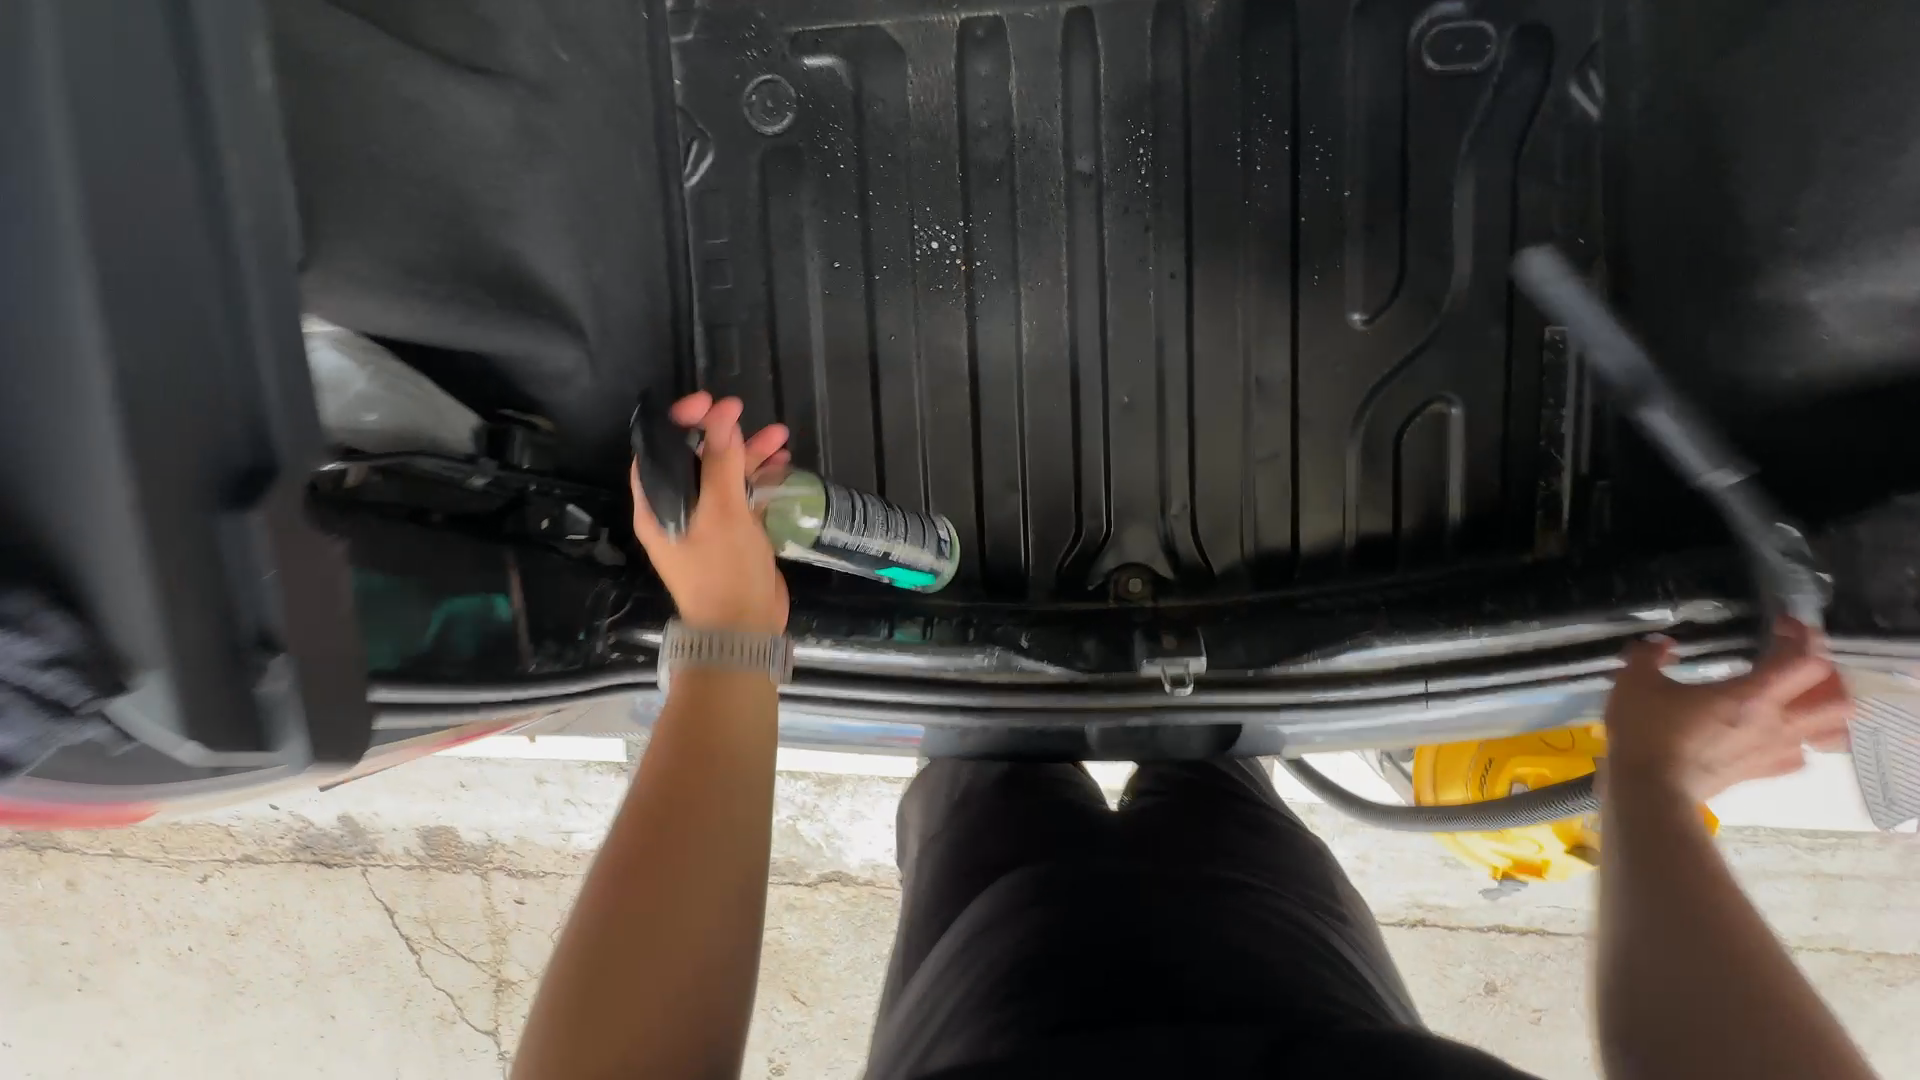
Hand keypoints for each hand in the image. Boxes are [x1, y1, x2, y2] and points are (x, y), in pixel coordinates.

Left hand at [629, 392, 791, 633]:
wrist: (743, 629)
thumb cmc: (724, 570)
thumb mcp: (723, 512)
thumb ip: (721, 463)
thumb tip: (721, 418)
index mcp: (657, 504)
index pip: (658, 449)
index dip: (680, 422)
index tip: (709, 403)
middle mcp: (677, 509)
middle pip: (694, 458)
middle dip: (721, 434)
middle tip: (744, 412)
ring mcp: (707, 522)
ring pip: (723, 476)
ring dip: (748, 454)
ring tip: (779, 436)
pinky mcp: (733, 534)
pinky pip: (743, 496)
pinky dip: (759, 479)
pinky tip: (782, 465)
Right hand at [1602, 617, 1852, 803]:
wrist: (1651, 785)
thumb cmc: (1646, 729)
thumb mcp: (1633, 681)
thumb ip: (1648, 655)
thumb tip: (1663, 644)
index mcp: (1750, 694)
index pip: (1802, 659)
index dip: (1800, 635)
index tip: (1781, 623)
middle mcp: (1777, 721)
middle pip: (1836, 696)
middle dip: (1825, 674)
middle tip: (1796, 663)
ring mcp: (1776, 750)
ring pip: (1830, 729)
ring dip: (1822, 710)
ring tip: (1798, 699)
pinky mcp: (1765, 771)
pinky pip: (1801, 755)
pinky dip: (1797, 742)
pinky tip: (1773, 736)